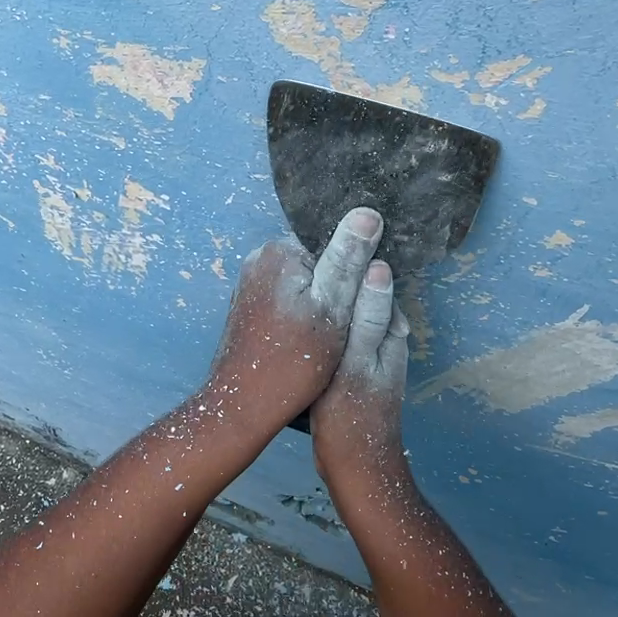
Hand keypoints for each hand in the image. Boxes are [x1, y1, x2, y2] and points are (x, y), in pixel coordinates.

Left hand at [206, 207, 382, 433]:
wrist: (244, 404)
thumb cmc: (292, 361)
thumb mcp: (331, 309)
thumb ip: (348, 260)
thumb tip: (366, 214)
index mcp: (280, 251)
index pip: (333, 246)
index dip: (360, 274)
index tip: (373, 305)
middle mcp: (261, 259)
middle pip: (320, 265)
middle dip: (345, 292)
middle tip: (363, 329)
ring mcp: (252, 282)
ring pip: (307, 285)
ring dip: (329, 308)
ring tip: (342, 341)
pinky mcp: (250, 304)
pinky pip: (291, 300)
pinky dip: (308, 317)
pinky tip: (318, 343)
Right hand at [310, 259, 411, 485]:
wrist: (355, 470)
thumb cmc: (351, 417)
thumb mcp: (355, 364)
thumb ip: (367, 318)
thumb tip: (378, 267)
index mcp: (388, 332)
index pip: (373, 278)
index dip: (351, 256)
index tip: (321, 237)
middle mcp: (383, 337)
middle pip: (359, 291)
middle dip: (338, 272)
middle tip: (300, 256)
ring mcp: (368, 352)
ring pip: (348, 310)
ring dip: (328, 294)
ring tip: (296, 279)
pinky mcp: (352, 365)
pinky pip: (339, 328)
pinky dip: (324, 317)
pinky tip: (301, 316)